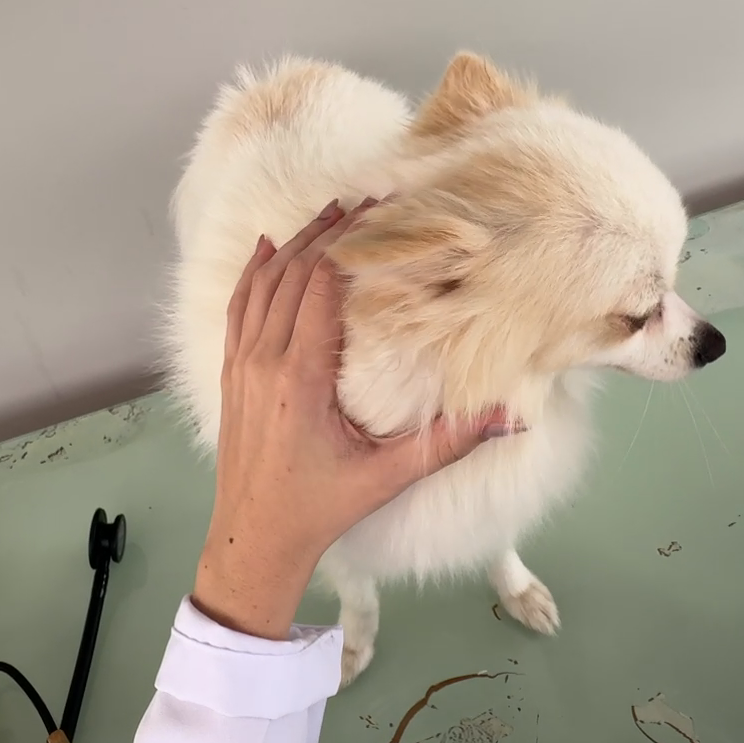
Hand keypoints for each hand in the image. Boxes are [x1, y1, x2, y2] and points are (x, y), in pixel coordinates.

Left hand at [192, 199, 513, 637]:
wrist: (251, 541)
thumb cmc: (318, 510)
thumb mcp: (386, 477)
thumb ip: (448, 442)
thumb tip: (513, 418)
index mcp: (301, 375)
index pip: (321, 284)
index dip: (349, 244)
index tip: (379, 213)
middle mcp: (264, 359)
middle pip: (292, 273)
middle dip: (327, 233)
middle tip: (364, 202)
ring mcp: (240, 364)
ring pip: (262, 284)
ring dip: (292, 245)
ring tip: (328, 214)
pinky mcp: (230, 373)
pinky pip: (237, 308)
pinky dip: (252, 274)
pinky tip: (265, 249)